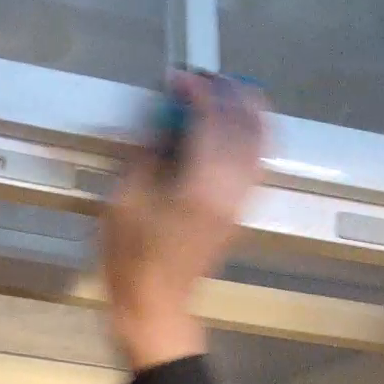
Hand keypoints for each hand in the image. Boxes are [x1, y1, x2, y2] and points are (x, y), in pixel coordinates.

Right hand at [100, 72, 268, 371]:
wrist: (155, 306)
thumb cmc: (129, 259)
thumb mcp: (124, 203)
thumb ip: (147, 156)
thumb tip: (164, 122)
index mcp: (199, 185)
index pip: (210, 120)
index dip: (196, 92)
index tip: (176, 78)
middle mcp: (230, 188)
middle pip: (244, 124)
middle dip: (226, 93)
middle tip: (202, 79)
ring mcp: (240, 201)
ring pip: (260, 142)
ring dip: (247, 111)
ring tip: (224, 94)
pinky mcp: (240, 211)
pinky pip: (257, 162)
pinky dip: (251, 136)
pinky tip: (233, 129)